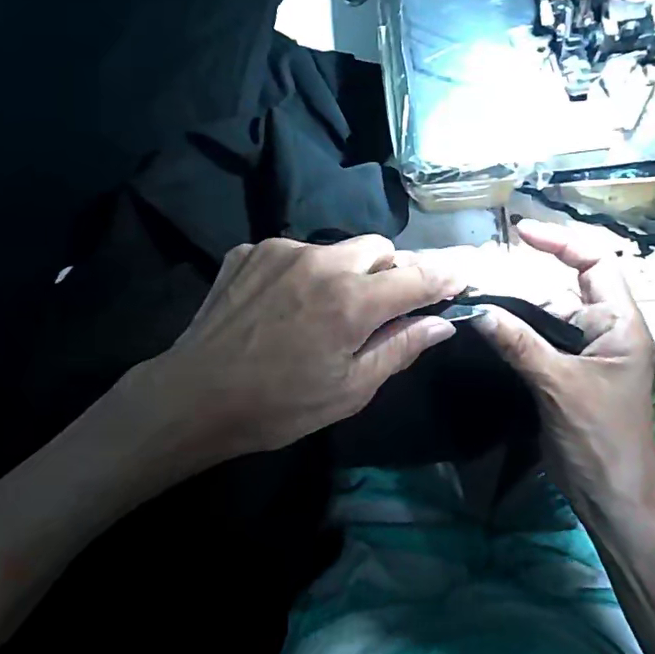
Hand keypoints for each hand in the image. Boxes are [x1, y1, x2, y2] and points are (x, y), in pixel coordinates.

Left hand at [112, 235, 464, 470]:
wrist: (194, 394)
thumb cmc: (278, 405)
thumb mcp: (349, 390)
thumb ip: (399, 349)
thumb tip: (441, 323)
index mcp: (351, 300)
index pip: (417, 276)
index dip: (445, 276)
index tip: (460, 277)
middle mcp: (320, 262)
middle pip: (378, 248)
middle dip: (391, 271)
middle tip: (381, 305)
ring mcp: (280, 250)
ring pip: (336, 248)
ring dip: (345, 271)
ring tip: (324, 310)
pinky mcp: (249, 251)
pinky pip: (294, 252)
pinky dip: (303, 272)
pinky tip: (284, 305)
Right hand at [471, 217, 654, 511]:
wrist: (611, 496)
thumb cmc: (601, 437)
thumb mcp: (560, 385)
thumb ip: (520, 343)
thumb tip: (477, 308)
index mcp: (620, 324)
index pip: (596, 263)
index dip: (561, 242)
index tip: (520, 231)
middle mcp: (601, 330)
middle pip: (562, 286)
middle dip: (523, 274)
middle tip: (478, 269)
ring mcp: (580, 352)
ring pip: (543, 314)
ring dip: (511, 304)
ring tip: (471, 293)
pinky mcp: (561, 372)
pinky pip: (533, 339)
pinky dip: (509, 330)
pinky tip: (481, 324)